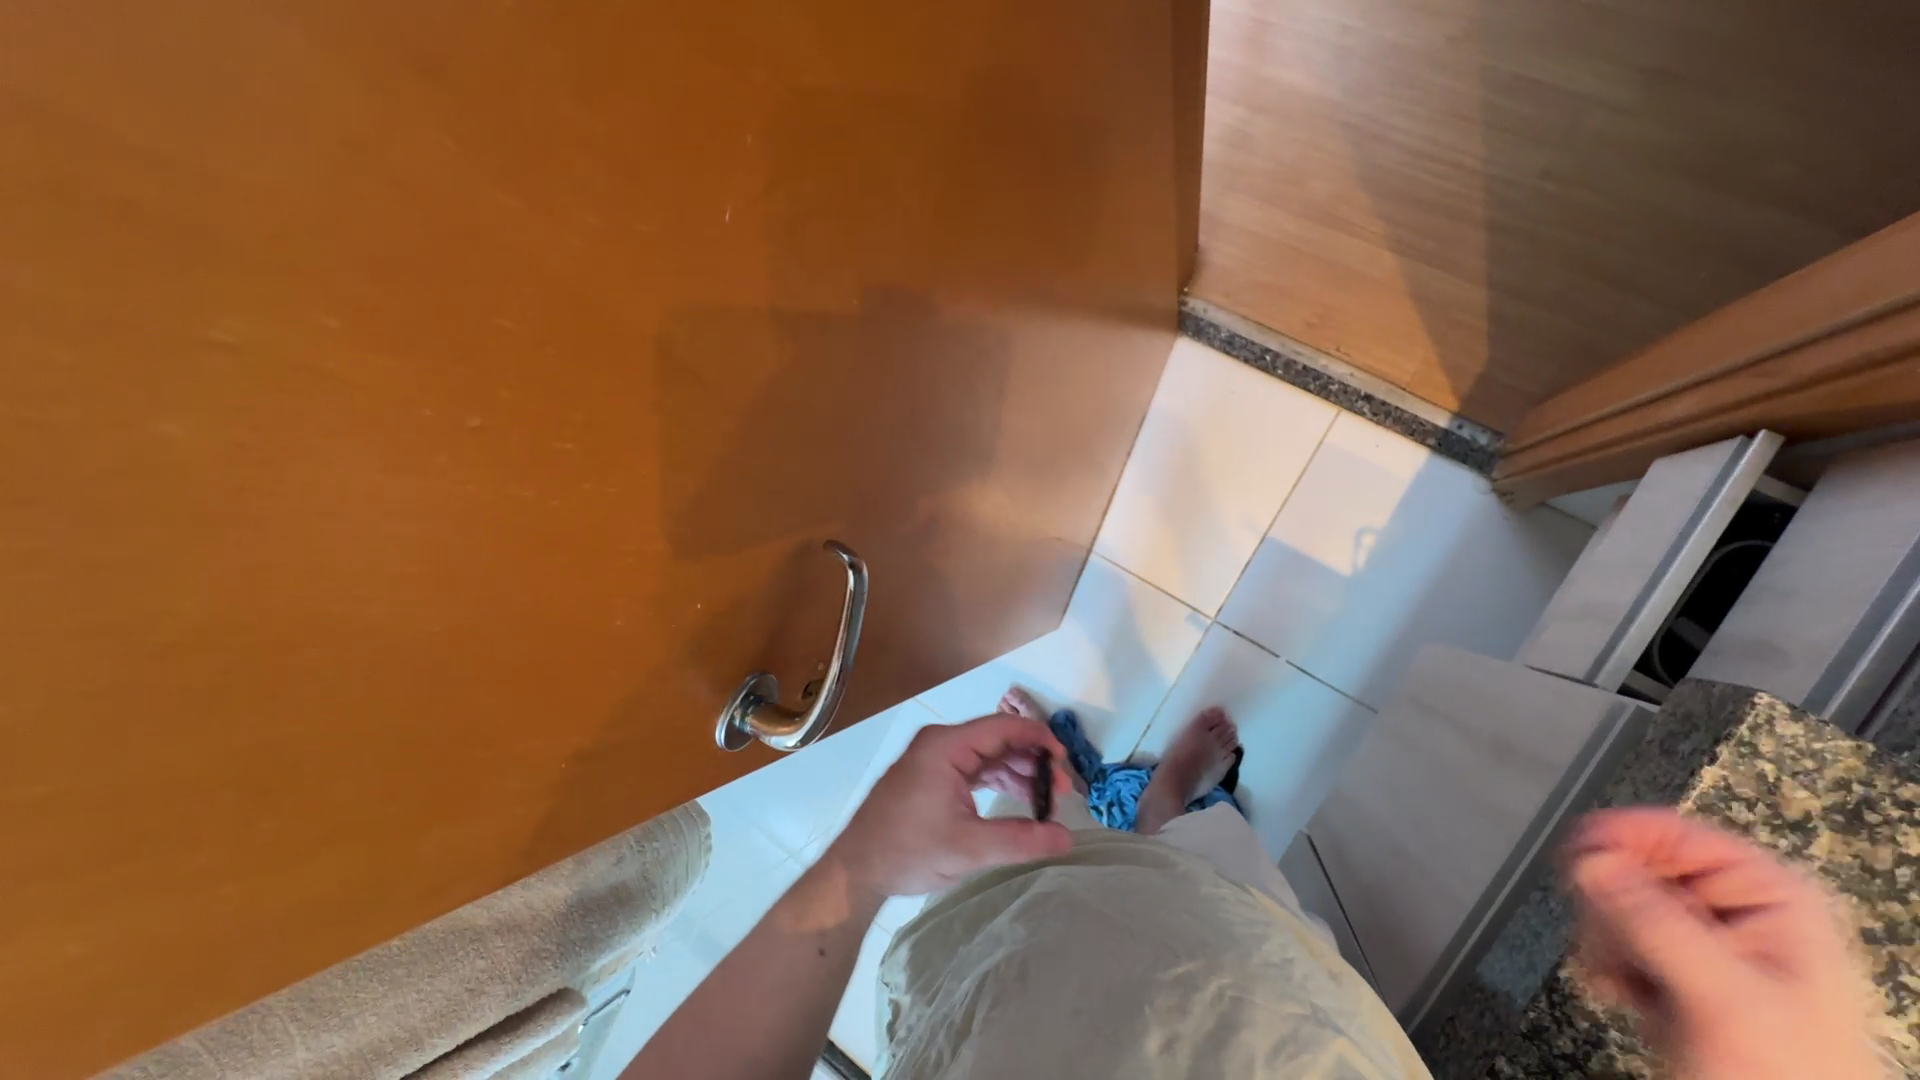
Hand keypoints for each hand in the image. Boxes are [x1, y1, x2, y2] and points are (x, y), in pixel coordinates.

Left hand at [823, 713, 1073, 898]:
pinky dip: (999, 783)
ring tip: (1047, 803)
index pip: (1003, 727)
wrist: (857, 869)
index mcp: (946, 746)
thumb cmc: (907, 851)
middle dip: (1033, 762)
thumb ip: (1020, 840)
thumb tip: (1067, 838)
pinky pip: (974, 770)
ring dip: (1018, 775)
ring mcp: (934, 760)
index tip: (1066, 760)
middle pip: (998, 741)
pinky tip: (1020, 803)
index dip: (1039, 739)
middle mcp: (940, 744)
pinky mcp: (932, 778)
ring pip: (988, 757)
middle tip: (1062, 792)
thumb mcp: (968, 848)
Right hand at [1563, 808, 1882, 1079]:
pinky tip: (1628, 991)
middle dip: (1610, 912)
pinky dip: (1605, 962)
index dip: (1615, 841)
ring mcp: (1697, 933)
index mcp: (1769, 893)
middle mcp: (1732, 904)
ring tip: (1631, 982)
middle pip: (1628, 867)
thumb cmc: (1791, 1076)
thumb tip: (1591, 861)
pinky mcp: (1668, 958)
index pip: (1670, 832)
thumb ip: (1653, 922)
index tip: (1573, 857)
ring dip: (1605, 944)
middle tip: (1623, 951)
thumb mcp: (1722, 994)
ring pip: (1609, 901)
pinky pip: (1605, 932)